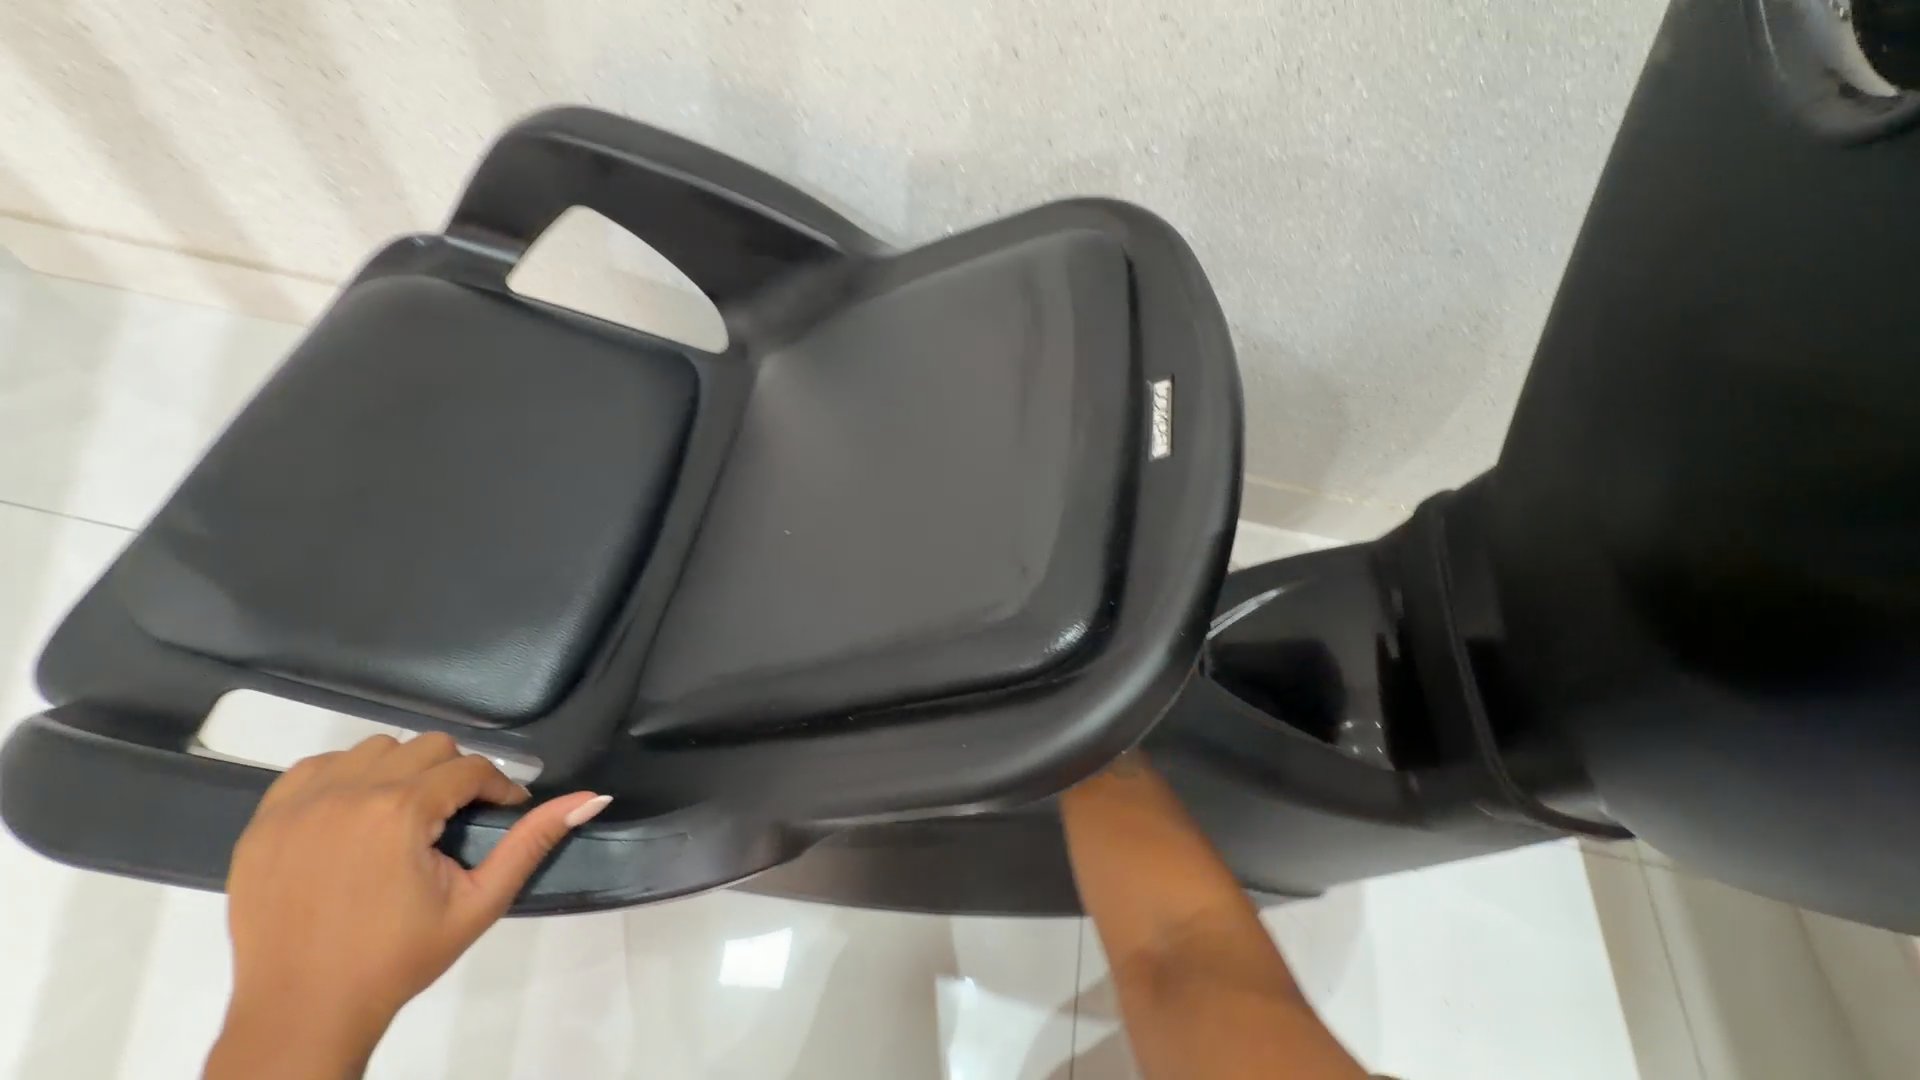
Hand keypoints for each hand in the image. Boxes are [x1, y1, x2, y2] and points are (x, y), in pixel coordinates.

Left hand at [204, 734, 610, 1079]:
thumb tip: (591, 797)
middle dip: (453, 776)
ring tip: (407, 818)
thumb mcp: (481, 901)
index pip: (469, 767)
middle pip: (425, 747)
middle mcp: (347, 794)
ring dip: (401, 772)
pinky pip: (317, 767)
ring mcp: (298, 806)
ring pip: (373, 750)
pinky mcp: (264, 823)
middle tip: (455, 821)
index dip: (497, 788)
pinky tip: (357, 818)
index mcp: (399, 811)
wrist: (303, 1012)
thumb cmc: (400, 957)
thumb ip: (534, 841)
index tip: (502, 814)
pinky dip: (346, 779)